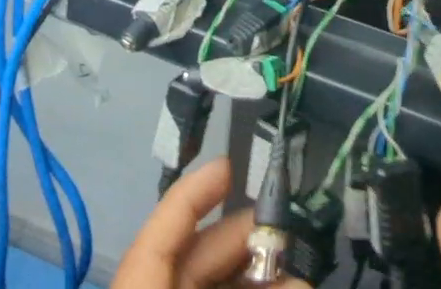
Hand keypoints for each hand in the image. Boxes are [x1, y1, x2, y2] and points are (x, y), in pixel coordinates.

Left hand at [111, 158, 310, 288]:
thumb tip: (302, 278)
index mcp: (138, 285)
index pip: (160, 227)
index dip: (194, 192)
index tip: (230, 165)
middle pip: (193, 254)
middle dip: (244, 238)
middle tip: (289, 230)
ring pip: (209, 283)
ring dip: (255, 272)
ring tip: (298, 270)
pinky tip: (285, 288)